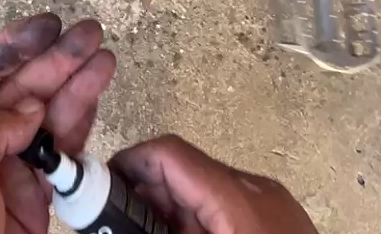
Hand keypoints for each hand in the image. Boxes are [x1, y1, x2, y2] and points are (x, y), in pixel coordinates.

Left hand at [0, 13, 117, 233]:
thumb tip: (28, 112)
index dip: (12, 44)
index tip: (45, 26)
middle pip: (19, 87)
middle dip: (55, 58)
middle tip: (89, 34)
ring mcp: (7, 171)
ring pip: (47, 116)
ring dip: (76, 84)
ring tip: (103, 57)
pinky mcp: (35, 201)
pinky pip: (62, 154)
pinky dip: (82, 124)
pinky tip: (96, 96)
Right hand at [112, 136, 318, 233]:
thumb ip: (159, 232)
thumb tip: (113, 226)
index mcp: (236, 201)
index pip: (168, 154)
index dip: (127, 165)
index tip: (98, 194)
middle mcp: (256, 190)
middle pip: (184, 169)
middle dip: (144, 195)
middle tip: (116, 225)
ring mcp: (274, 206)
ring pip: (204, 189)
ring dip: (170, 212)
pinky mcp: (282, 223)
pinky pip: (226, 208)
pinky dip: (198, 222)